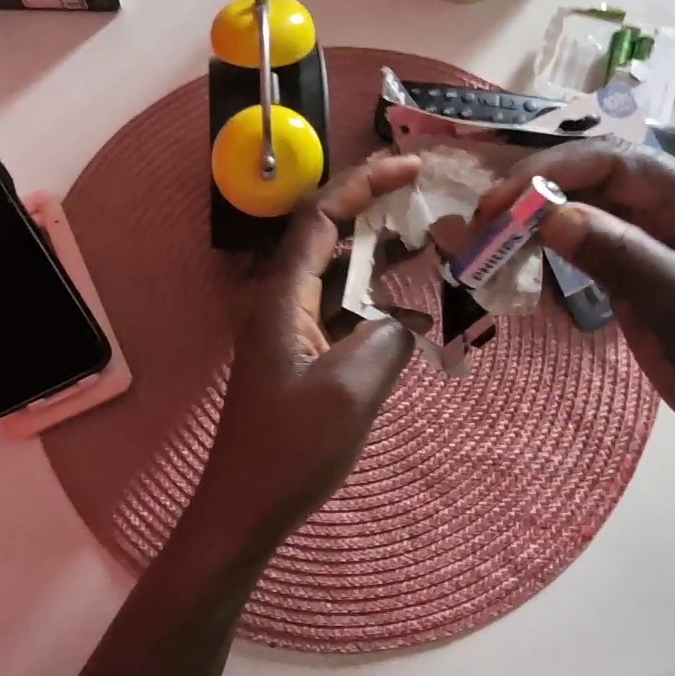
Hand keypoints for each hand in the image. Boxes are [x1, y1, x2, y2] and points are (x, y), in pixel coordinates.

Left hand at [192, 157, 424, 550]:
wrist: (244, 507)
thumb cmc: (291, 450)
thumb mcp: (352, 391)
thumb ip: (387, 340)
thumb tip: (404, 322)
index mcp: (281, 299)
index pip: (318, 218)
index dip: (362, 184)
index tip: (410, 168)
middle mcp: (279, 305)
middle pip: (326, 240)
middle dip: (375, 215)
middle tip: (427, 203)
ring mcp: (288, 333)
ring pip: (337, 279)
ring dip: (379, 262)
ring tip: (430, 246)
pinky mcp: (299, 361)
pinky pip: (340, 318)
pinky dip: (374, 311)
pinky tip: (413, 320)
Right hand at [477, 138, 674, 436]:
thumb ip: (621, 255)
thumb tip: (550, 216)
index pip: (618, 162)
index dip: (553, 170)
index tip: (500, 200)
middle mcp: (674, 207)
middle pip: (595, 178)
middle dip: (535, 189)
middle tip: (482, 217)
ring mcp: (652, 237)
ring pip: (584, 207)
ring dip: (534, 215)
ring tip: (487, 234)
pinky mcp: (632, 267)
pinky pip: (583, 241)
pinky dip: (546, 243)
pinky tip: (515, 251)